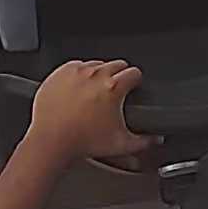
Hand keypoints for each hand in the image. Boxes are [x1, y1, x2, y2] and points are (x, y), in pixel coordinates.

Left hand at [26, 60, 156, 163]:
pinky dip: (79, 73)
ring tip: (96, 90)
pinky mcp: (60, 73)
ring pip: (96, 63)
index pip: (134, 72)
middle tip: (115, 90)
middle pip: (117, 64)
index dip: (136, 80)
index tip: (134, 86)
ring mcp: (76, 72)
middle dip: (120, 75)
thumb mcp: (120, 145)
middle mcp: (95, 75)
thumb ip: (144, 142)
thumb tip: (156, 140)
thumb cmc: (81, 142)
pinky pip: (75, 65)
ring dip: (99, 73)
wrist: (51, 142)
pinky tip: (79, 87)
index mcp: (114, 88)